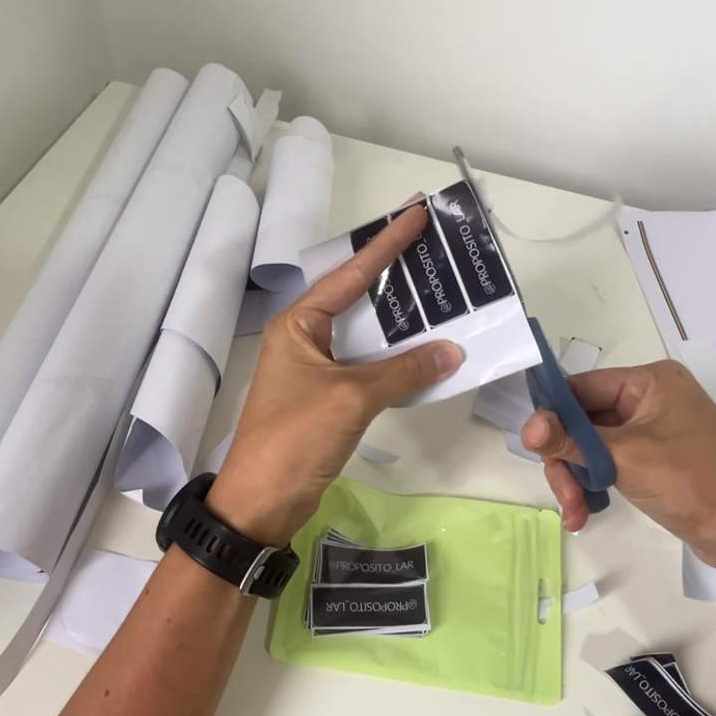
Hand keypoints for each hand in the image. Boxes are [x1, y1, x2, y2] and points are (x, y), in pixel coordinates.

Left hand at [210, 204, 463, 544]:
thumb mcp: (352, 398)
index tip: (417, 214)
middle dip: (396, 278)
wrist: (262, 501)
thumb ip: (404, 371)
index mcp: (299, 325)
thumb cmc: (296, 438)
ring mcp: (315, 371)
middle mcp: (305, 340)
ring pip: (365, 336)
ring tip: (442, 298)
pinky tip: (426, 354)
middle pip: (357, 298)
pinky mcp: (327, 399)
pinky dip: (396, 361)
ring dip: (401, 324)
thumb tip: (452, 351)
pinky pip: (368, 368)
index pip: (349, 274)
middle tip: (436, 251)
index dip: (386, 243)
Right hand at [521, 361, 715, 573]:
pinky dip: (593, 486)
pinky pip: (609, 464)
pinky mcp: (655, 461)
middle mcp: (651, 399)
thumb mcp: (624, 458)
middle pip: (582, 420)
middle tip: (564, 495)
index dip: (553, 416)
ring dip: (576, 479)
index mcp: (651, 381)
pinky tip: (585, 514)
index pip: (581, 387)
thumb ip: (570, 440)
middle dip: (566, 459)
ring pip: (592, 447)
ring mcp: (654, 431)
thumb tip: (525, 426)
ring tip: (576, 513)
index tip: (535, 449)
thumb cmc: (694, 483)